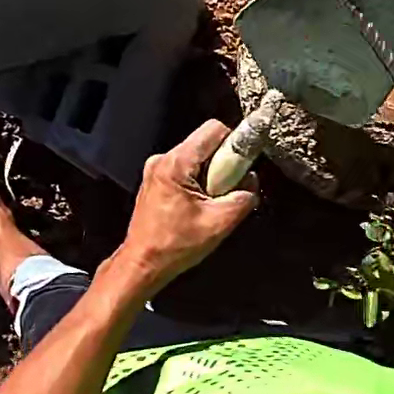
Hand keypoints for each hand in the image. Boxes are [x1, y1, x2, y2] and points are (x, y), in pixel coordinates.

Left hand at [112, 120, 260, 294]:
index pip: (214, 130)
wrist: (142, 264)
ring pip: (197, 159)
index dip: (234, 145)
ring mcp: (156, 170)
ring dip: (210, 179)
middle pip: (206, 144)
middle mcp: (162, 160)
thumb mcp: (219, 223)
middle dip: (222, 167)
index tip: (240, 169)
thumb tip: (251, 181)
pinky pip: (186, 171)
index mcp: (175, 164)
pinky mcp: (156, 181)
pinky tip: (196, 210)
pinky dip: (198, 186)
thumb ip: (243, 197)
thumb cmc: (173, 247)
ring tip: (207, 207)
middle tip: (222, 196)